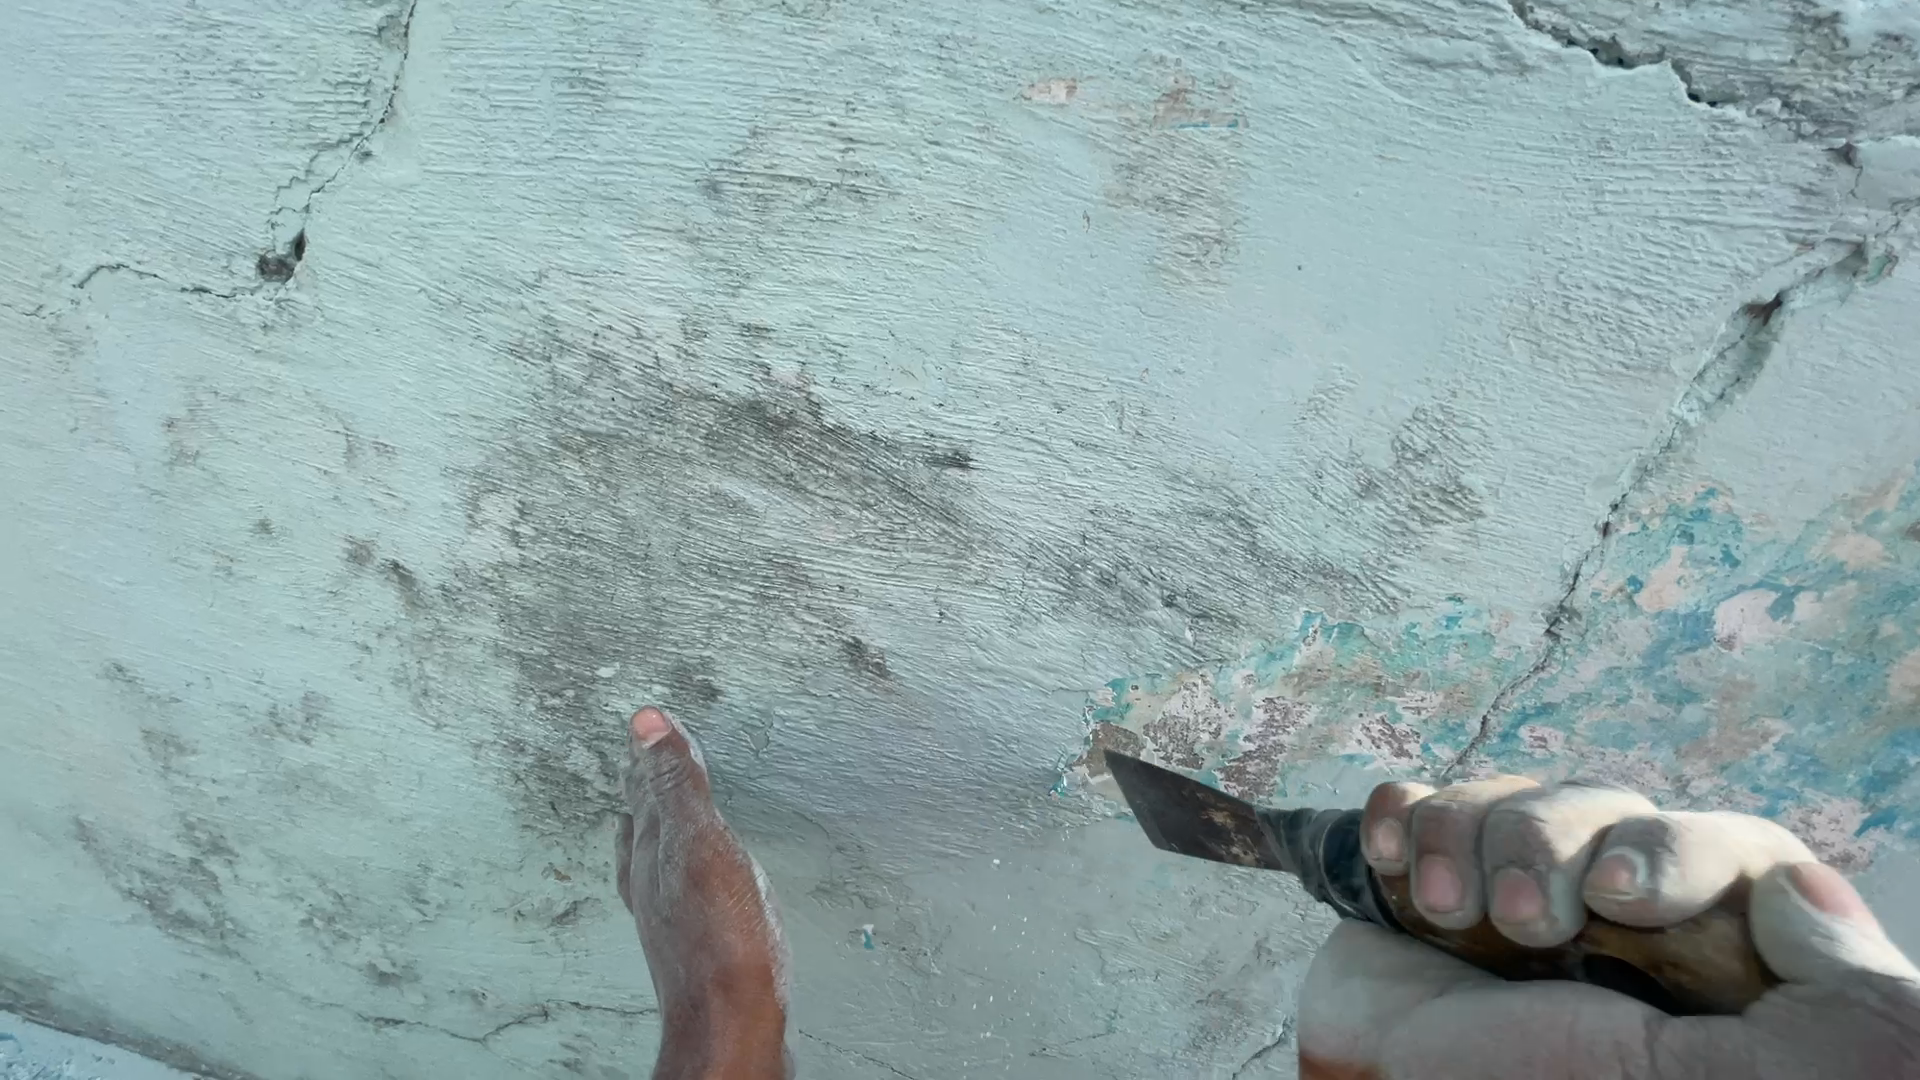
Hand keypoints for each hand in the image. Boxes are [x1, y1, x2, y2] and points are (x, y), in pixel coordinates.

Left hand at [617, 707, 791, 1079]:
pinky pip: (682, 870)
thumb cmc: (721, 936)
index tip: (651, 720)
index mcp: (653, 847)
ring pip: (659, 843)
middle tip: (649, 753)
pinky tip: (696, 860)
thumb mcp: (699, 844)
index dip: (651, 751)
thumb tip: (648, 724)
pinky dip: (684, 847)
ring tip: (663, 794)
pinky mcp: (699, 929)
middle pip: (645, 815)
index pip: (646, 786)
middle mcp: (655, 875)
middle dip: (647, 781)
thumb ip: (676, 785)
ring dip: (661, 811)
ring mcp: (674, 906)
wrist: (732, 1020)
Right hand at [1299, 775, 1919, 1078]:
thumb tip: (1800, 887)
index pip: (1725, 846)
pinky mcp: (1421, 861)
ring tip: (1440, 915)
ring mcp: (1501, 876)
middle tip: (1519, 928)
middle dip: (1540, 853)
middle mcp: (1603, 906)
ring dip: (1456, 845)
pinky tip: (1391, 866)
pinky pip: (1412, 797)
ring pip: (1497, 795)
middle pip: (1593, 804)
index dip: (1667, 850)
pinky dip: (1397, 818)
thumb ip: (1840, 1019)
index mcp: (1695, 956)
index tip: (1617, 899)